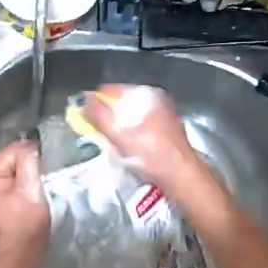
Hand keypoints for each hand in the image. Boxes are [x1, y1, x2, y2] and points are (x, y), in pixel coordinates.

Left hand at [0, 139, 49, 267]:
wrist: (22, 257)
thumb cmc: (26, 227)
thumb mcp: (31, 190)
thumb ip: (29, 162)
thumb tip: (33, 142)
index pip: (16, 149)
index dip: (33, 158)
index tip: (44, 174)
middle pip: (16, 154)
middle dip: (32, 164)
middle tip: (43, 181)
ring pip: (19, 164)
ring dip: (32, 172)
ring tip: (40, 186)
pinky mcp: (1, 189)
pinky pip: (18, 173)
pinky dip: (29, 178)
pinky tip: (35, 190)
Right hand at [80, 84, 226, 212]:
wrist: (184, 178)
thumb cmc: (152, 155)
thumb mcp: (120, 137)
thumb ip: (99, 116)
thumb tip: (83, 99)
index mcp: (147, 95)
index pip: (111, 89)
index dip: (95, 102)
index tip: (86, 118)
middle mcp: (156, 99)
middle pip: (121, 102)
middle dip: (107, 115)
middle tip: (97, 132)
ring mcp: (163, 113)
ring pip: (130, 114)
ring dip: (118, 125)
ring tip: (110, 141)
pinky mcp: (166, 128)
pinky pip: (140, 124)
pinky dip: (130, 132)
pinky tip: (126, 147)